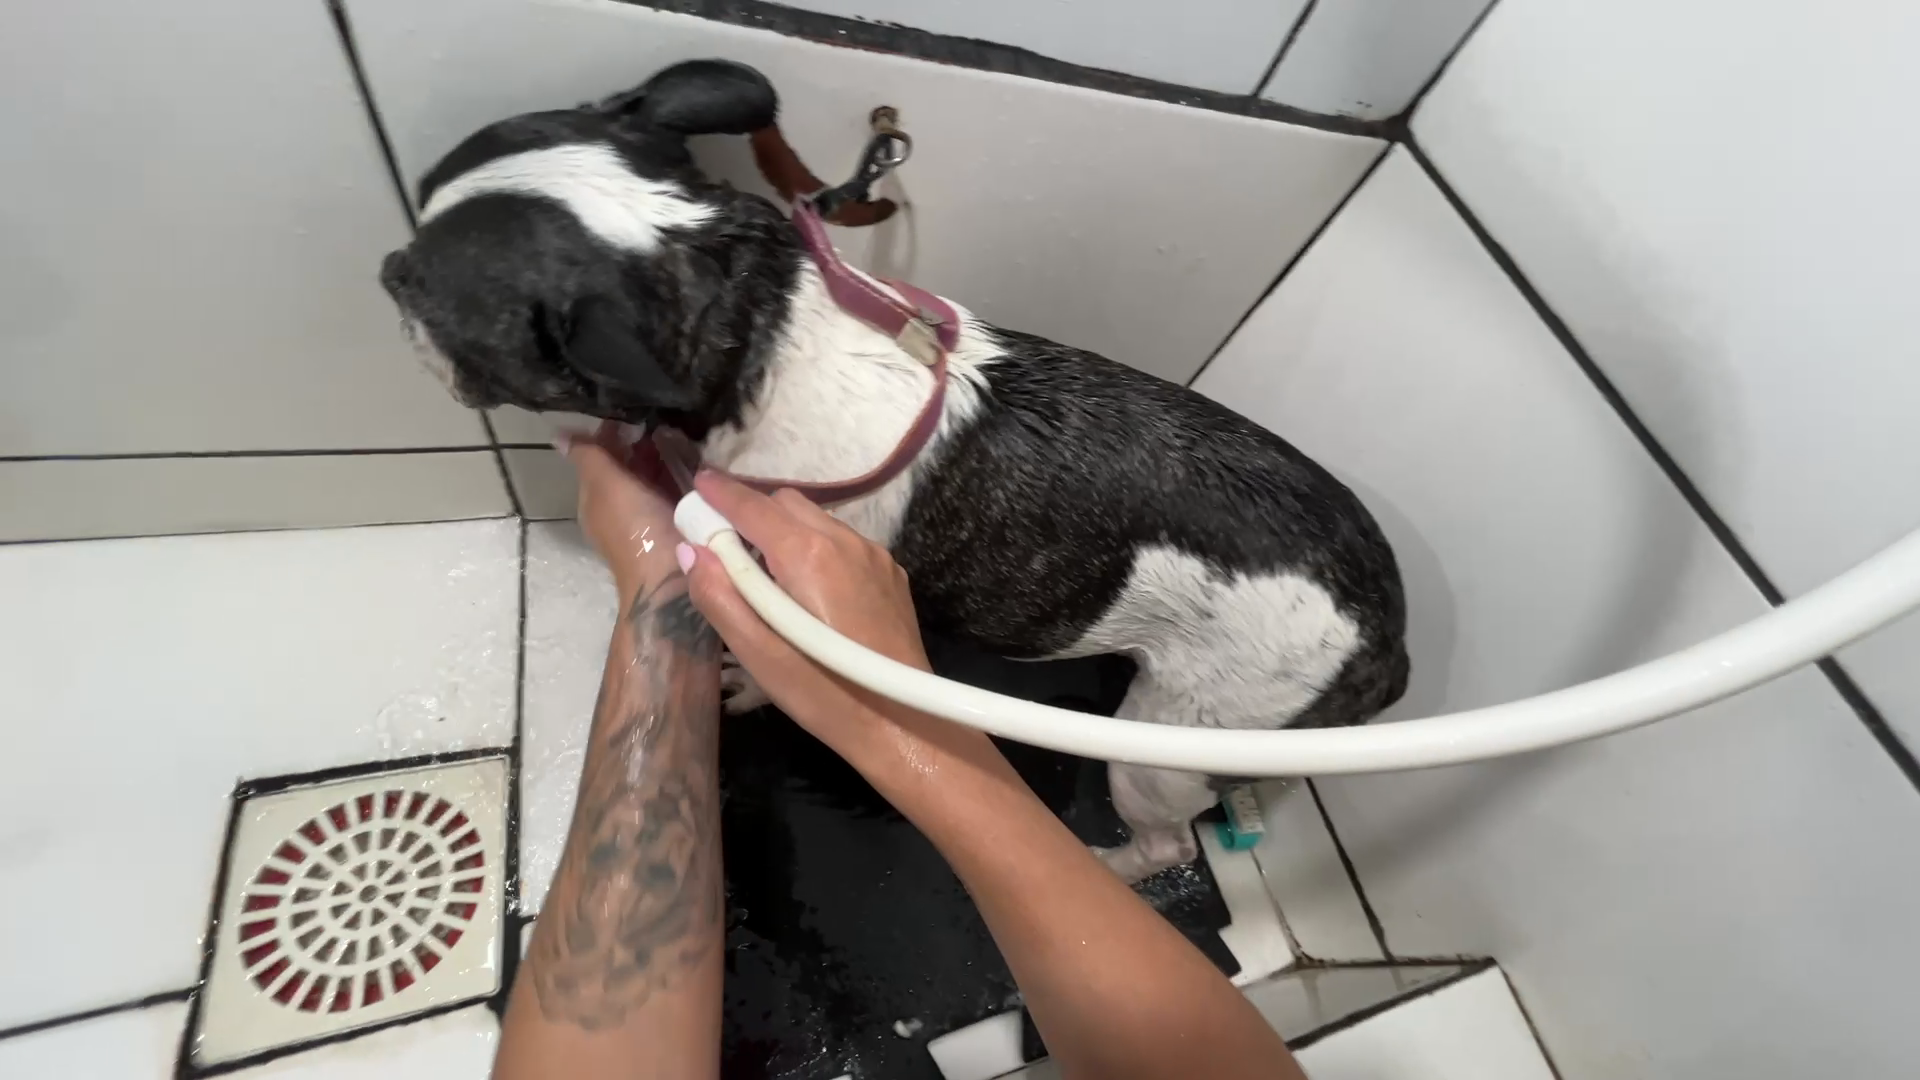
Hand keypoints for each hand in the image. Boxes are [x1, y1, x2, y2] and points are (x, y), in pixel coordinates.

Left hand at [555, 422, 682, 594]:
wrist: (674, 582)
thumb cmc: (637, 530)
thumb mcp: (606, 486)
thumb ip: (588, 457)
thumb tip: (558, 434)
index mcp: (597, 499)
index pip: (600, 456)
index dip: (613, 432)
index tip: (637, 410)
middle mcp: (622, 508)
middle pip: (630, 466)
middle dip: (645, 443)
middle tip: (669, 418)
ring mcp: (652, 519)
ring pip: (657, 478)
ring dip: (667, 458)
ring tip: (688, 436)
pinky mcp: (681, 527)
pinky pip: (680, 492)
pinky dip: (686, 476)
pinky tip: (700, 466)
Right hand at [680, 471, 934, 750]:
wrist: (903, 721)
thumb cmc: (824, 693)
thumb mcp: (758, 655)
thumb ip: (720, 596)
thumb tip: (692, 550)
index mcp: (808, 555)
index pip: (754, 505)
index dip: (721, 493)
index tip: (697, 487)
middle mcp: (845, 541)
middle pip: (788, 503)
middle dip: (753, 512)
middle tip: (726, 546)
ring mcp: (875, 555)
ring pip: (819, 520)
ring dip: (786, 531)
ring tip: (768, 575)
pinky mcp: (892, 573)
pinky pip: (844, 541)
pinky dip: (817, 547)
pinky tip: (811, 590)